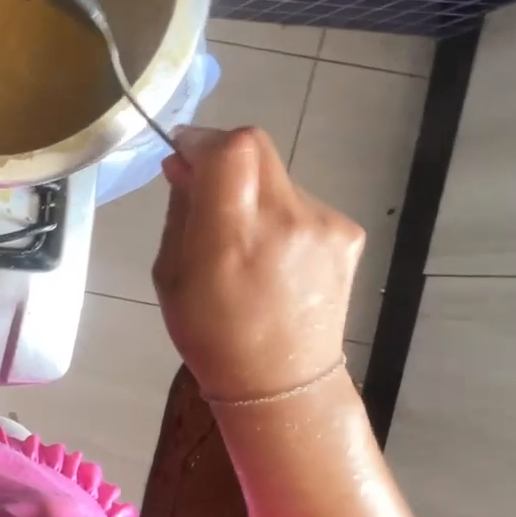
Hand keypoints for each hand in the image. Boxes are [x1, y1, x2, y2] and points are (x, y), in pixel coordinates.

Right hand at [151, 126, 364, 401]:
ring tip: (234, 235)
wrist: (279, 377)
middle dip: (221, 156)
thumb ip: (181, 213)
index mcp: (233, 234)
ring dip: (246, 188)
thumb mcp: (169, 273)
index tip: (180, 151)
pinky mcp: (345, 231)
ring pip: (275, 176)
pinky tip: (266, 252)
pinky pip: (297, 202)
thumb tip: (183, 167)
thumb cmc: (207, 331)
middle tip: (197, 181)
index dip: (201, 139)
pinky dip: (273, 211)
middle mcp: (287, 218)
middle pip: (256, 148)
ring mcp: (324, 222)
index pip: (230, 149)